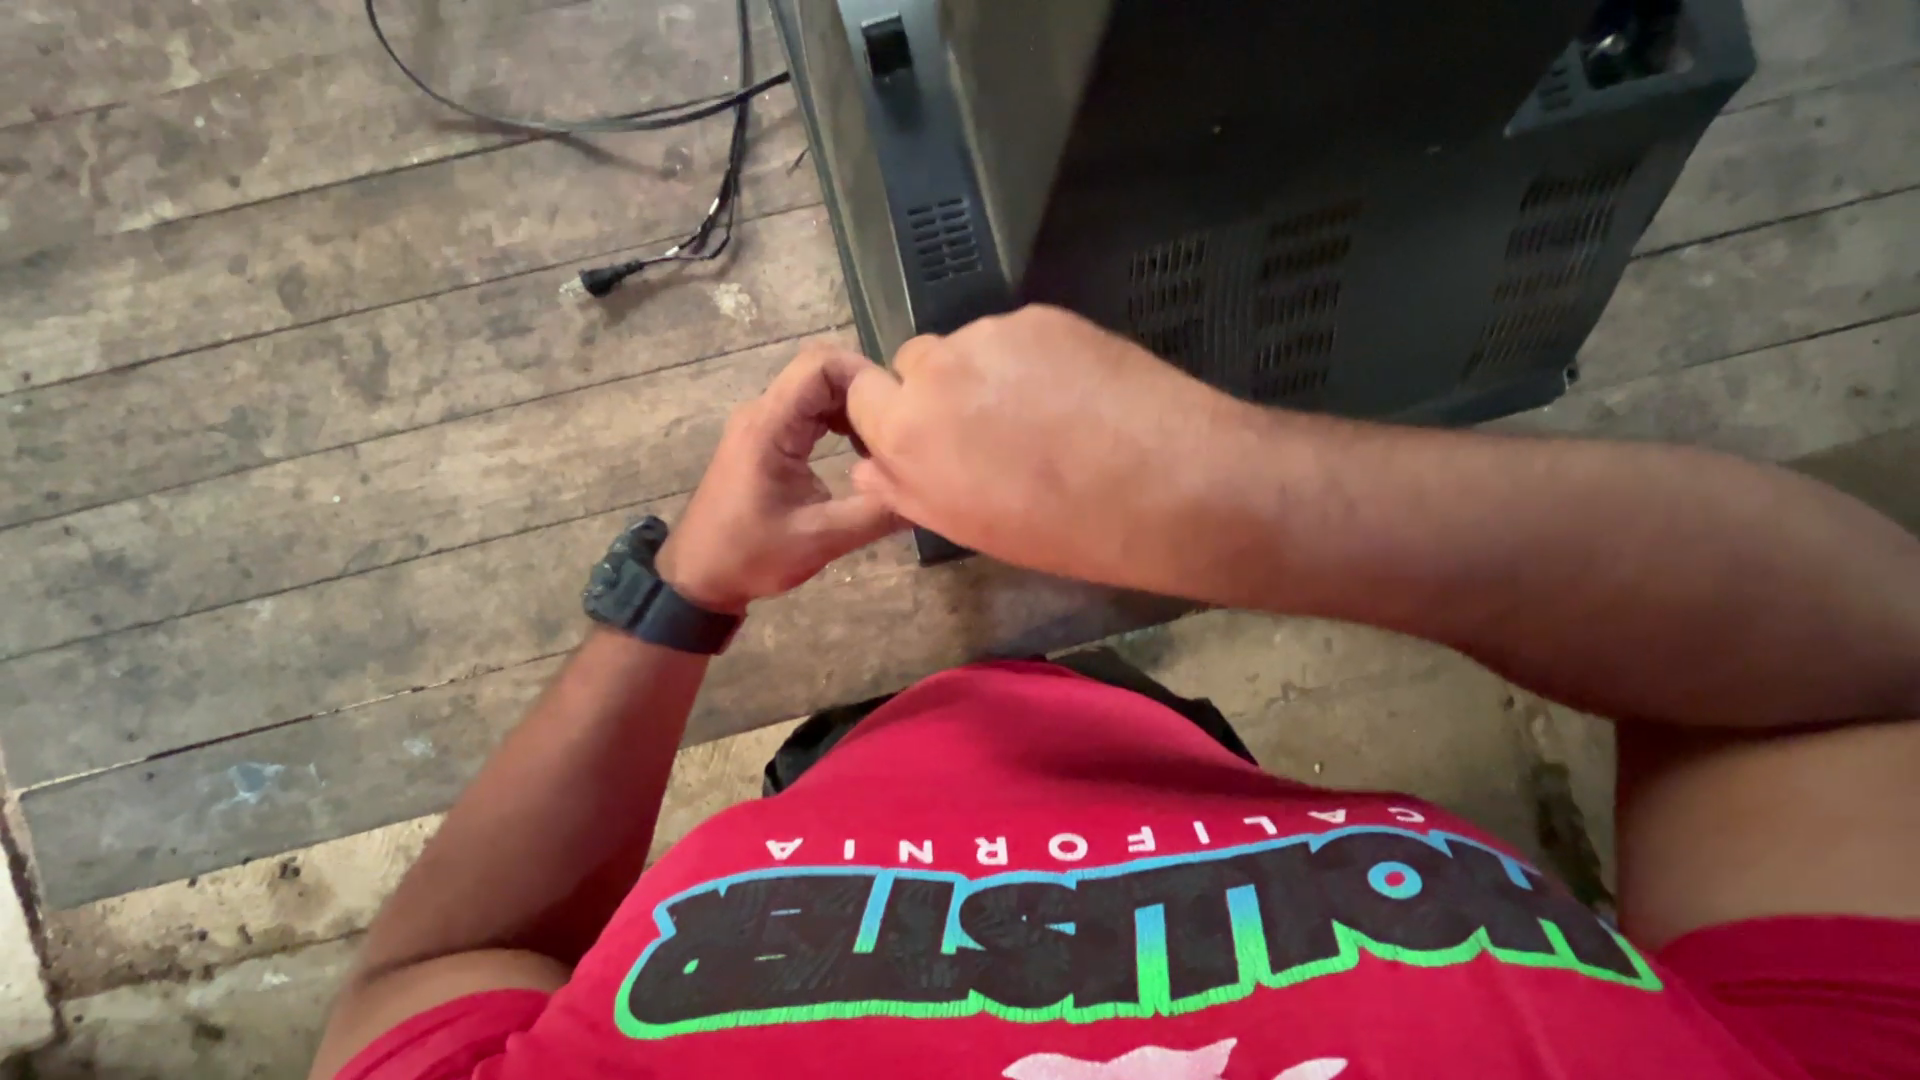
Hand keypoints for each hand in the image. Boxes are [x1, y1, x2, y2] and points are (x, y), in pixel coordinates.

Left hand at [656, 345, 904, 611]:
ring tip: (886, 445)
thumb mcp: (821, 538)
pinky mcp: (766, 440)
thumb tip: (928, 494)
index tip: (897, 410)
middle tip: (900, 429)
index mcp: (770, 426)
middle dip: (866, 394)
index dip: (865, 375)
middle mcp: (763, 412)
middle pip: (822, 373)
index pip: (821, 365)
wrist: (697, 577)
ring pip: (817, 392)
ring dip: (855, 410)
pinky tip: (861, 454)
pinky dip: (840, 424)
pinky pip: (809, 413)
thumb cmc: (750, 556)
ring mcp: (762, 424)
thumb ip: (877, 513)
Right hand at [845, 305, 1261, 587]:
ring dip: (989, 372)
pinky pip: (1018, 334)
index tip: (926, 434)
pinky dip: (1035, 358)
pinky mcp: (1042, 316)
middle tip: (993, 427)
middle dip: (940, 390)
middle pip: (916, 363)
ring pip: (970, 347)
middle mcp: (936, 371)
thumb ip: (908, 488)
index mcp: (908, 432)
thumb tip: (873, 462)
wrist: (1165, 483)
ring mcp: (991, 336)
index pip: (862, 395)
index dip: (892, 413)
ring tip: (1048, 412)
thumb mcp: (969, 526)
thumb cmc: (1063, 530)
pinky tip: (1077, 391)